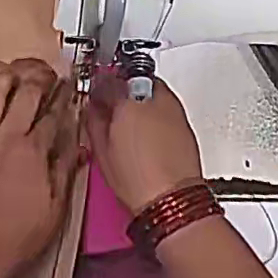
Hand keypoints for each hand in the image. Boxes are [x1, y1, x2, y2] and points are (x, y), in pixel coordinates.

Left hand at [0, 59, 82, 277]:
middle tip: (48, 70)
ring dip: (9, 73)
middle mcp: (4, 136)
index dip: (63, 94)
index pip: (52, 111)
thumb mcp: (53, 211)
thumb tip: (77, 146)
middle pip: (25, 90)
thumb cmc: (12, 240)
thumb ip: (64, 171)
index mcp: (32, 151)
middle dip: (40, 74)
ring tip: (18, 68)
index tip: (69, 85)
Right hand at [85, 74, 203, 213]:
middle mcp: (152, 99)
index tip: (96, 95)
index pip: (108, 81)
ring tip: (132, 115)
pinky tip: (148, 127)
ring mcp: (171, 107)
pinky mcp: (184, 119)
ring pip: (152, 87)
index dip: (99, 86)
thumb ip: (95, 121)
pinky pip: (166, 103)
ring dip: (140, 94)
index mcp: (127, 103)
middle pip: (133, 78)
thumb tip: (93, 109)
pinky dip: (156, 108)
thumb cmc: (139, 181)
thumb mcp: (102, 152)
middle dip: (122, 85)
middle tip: (113, 101)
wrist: (172, 199)